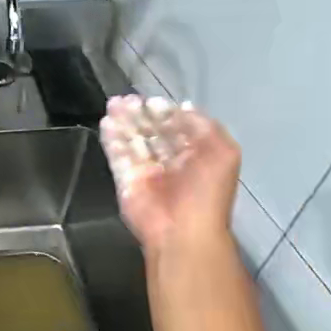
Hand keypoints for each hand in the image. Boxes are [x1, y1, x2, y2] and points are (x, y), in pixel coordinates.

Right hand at [99, 94, 240, 252]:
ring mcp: (147, 172)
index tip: (151, 100)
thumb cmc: (207, 192)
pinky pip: (118, 157)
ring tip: (113, 104)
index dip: (165, 112)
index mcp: (196, 155)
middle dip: (140, 114)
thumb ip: (204, 126)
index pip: (177, 127)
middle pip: (152, 132)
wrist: (185, 232)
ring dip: (123, 122)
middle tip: (125, 98)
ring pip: (133, 141)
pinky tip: (106, 122)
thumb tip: (183, 106)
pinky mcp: (127, 182)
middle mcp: (170, 162)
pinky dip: (112, 140)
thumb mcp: (224, 152)